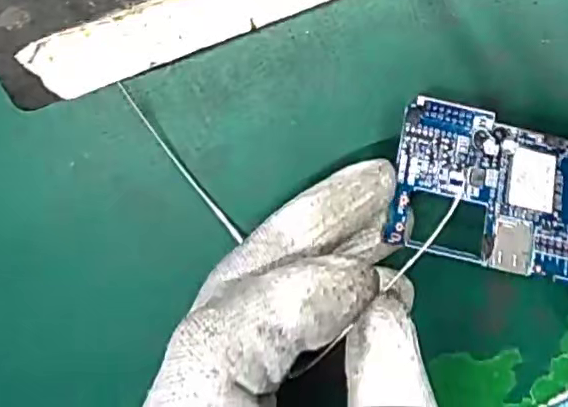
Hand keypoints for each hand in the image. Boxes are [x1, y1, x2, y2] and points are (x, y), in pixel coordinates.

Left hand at [144, 160, 434, 406]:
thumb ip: (386, 387)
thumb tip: (387, 300)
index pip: (219, 333)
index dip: (303, 290)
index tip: (373, 280)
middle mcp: (181, 403)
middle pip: (230, 291)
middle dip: (314, 227)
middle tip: (378, 183)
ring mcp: (196, 395)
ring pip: (247, 300)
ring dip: (325, 248)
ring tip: (382, 207)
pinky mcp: (223, 394)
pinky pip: (264, 332)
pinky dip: (317, 292)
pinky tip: (364, 268)